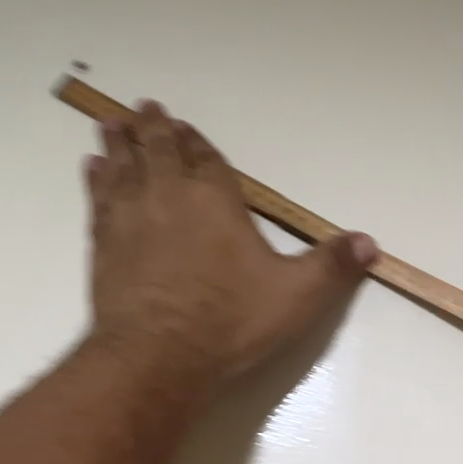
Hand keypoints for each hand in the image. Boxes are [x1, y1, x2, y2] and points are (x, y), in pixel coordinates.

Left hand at [85, 100, 377, 379]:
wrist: (158, 356)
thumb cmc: (231, 322)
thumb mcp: (298, 297)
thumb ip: (332, 267)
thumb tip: (369, 243)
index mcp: (215, 201)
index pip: (206, 161)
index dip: (198, 143)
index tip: (186, 126)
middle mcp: (169, 198)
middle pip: (159, 152)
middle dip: (155, 129)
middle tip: (145, 107)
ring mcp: (130, 220)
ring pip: (123, 168)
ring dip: (119, 144)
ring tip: (111, 125)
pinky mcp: (103, 247)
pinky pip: (98, 200)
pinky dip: (96, 181)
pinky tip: (92, 171)